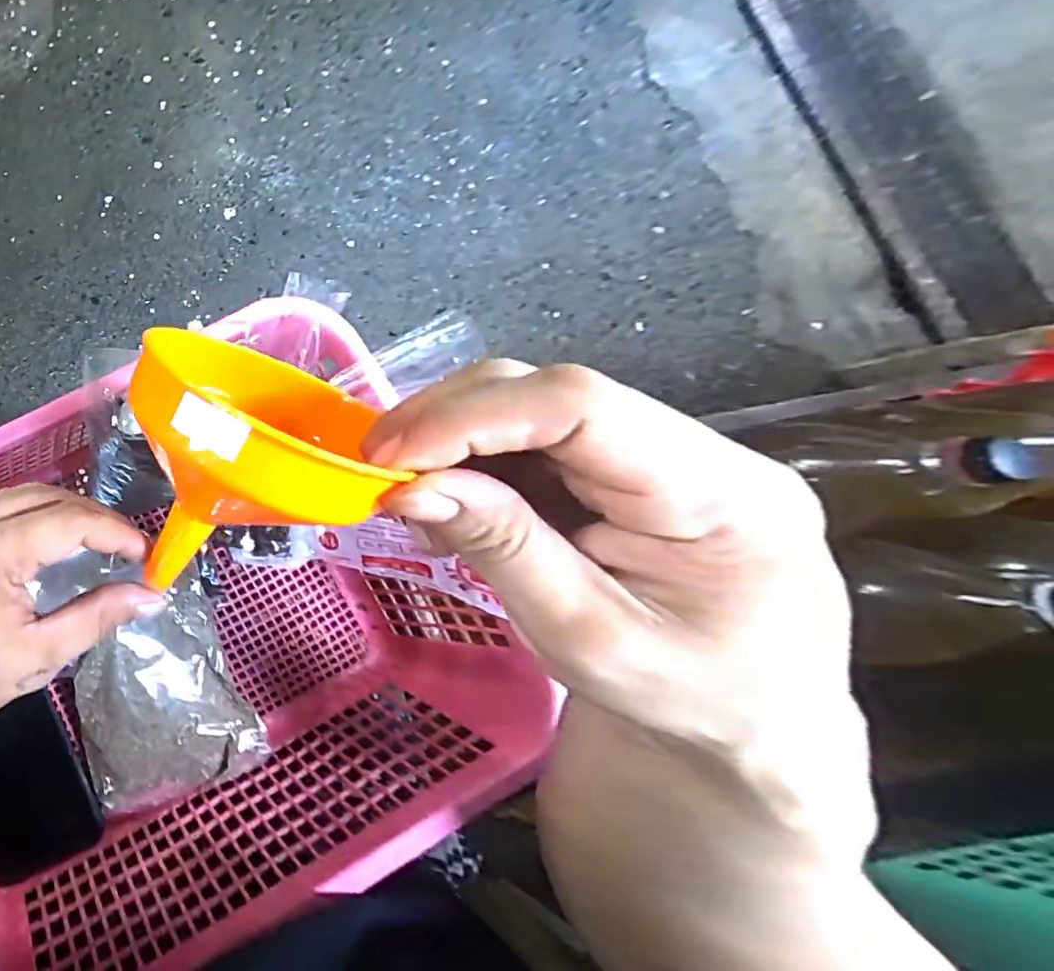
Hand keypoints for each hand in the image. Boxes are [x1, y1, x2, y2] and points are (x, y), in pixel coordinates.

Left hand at [0, 484, 161, 743]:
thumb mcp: (39, 655)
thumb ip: (96, 618)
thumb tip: (149, 596)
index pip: (69, 520)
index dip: (114, 531)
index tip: (145, 553)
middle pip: (50, 497)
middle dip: (95, 517)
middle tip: (127, 547)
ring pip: (27, 494)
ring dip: (68, 510)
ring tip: (100, 540)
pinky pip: (6, 504)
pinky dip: (40, 512)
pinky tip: (57, 537)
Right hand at [364, 359, 853, 756]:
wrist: (746, 726)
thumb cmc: (683, 699)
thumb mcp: (586, 638)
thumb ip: (502, 549)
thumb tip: (408, 488)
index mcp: (722, 493)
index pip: (580, 408)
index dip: (469, 419)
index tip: (388, 460)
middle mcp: (691, 449)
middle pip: (544, 393)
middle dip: (444, 422)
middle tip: (374, 470)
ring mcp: (650, 452)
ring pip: (522, 406)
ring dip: (445, 441)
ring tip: (404, 496)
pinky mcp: (613, 467)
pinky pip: (520, 440)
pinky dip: (462, 463)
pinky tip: (442, 504)